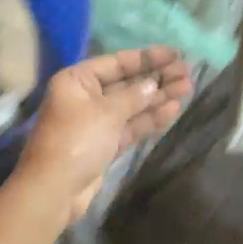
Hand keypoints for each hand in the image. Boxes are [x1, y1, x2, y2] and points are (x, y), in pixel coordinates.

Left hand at [16, 47, 192, 221]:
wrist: (55, 189)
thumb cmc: (77, 141)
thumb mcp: (107, 112)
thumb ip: (133, 96)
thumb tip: (153, 83)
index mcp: (77, 80)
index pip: (116, 62)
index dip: (147, 57)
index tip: (175, 54)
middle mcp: (85, 96)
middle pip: (126, 83)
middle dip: (156, 77)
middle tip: (187, 72)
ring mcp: (96, 122)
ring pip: (132, 105)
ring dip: (158, 97)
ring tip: (187, 88)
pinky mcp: (105, 144)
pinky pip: (131, 125)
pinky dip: (150, 118)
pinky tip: (173, 109)